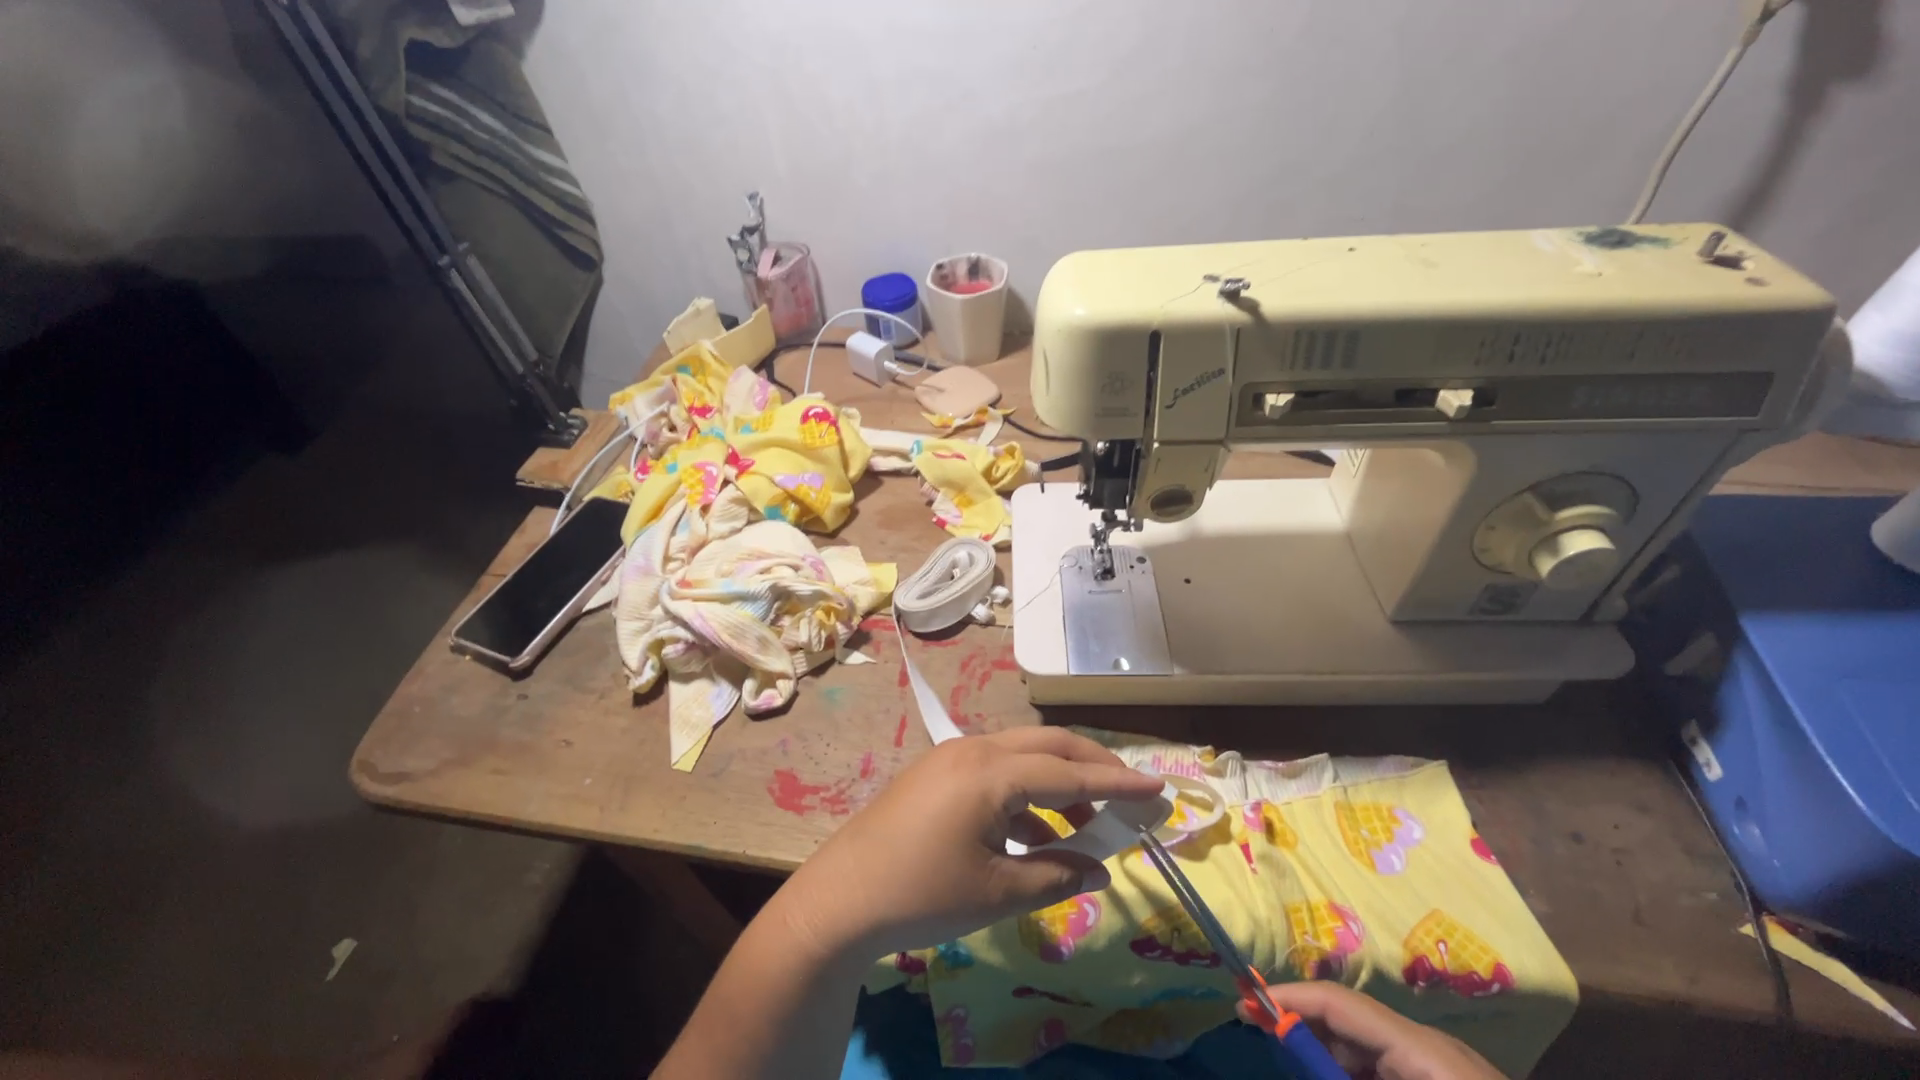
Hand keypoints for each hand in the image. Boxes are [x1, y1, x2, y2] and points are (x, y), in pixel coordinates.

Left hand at [774, 728, 1164, 959]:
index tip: (1159, 788)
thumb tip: (1101, 870)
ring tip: (1084, 828)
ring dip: (1057, 783)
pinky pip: (994, 772)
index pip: (1068, 771)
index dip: (1118, 782)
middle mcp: (972, 750)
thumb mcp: (998, 892)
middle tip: (1127, 795)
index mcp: (990, 772)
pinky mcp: (934, 776)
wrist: (839, 901)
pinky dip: (1024, 796)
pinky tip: (1037, 837)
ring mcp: (949, 760)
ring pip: (1020, 756)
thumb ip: (1057, 875)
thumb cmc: (922, 895)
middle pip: (1047, 745)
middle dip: (1091, 766)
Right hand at [1240, 981, 1506, 1079]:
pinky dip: (1353, 1070)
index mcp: (1421, 1049)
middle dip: (1302, 1026)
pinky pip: (1384, 1067)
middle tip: (1255, 1028)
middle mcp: (1429, 1046)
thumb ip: (1338, 1077)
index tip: (1243, 1005)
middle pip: (1350, 1020)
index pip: (1341, 1003)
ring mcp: (1441, 1065)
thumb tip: (1292, 1052)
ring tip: (1289, 1056)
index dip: (1289, 999)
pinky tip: (1332, 1075)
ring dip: (1326, 1054)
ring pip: (1366, 1045)